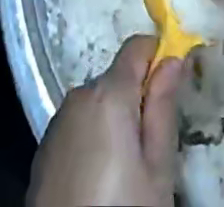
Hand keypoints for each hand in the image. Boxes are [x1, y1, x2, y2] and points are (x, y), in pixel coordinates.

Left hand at [29, 35, 186, 206]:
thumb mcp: (157, 169)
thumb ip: (163, 108)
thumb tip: (173, 59)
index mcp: (108, 94)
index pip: (136, 48)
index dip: (159, 55)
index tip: (177, 80)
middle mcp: (78, 95)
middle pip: (118, 78)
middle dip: (140, 97)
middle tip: (158, 142)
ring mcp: (58, 119)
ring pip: (99, 102)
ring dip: (118, 118)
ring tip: (131, 167)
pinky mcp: (46, 145)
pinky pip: (80, 124)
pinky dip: (96, 135)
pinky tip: (103, 176)